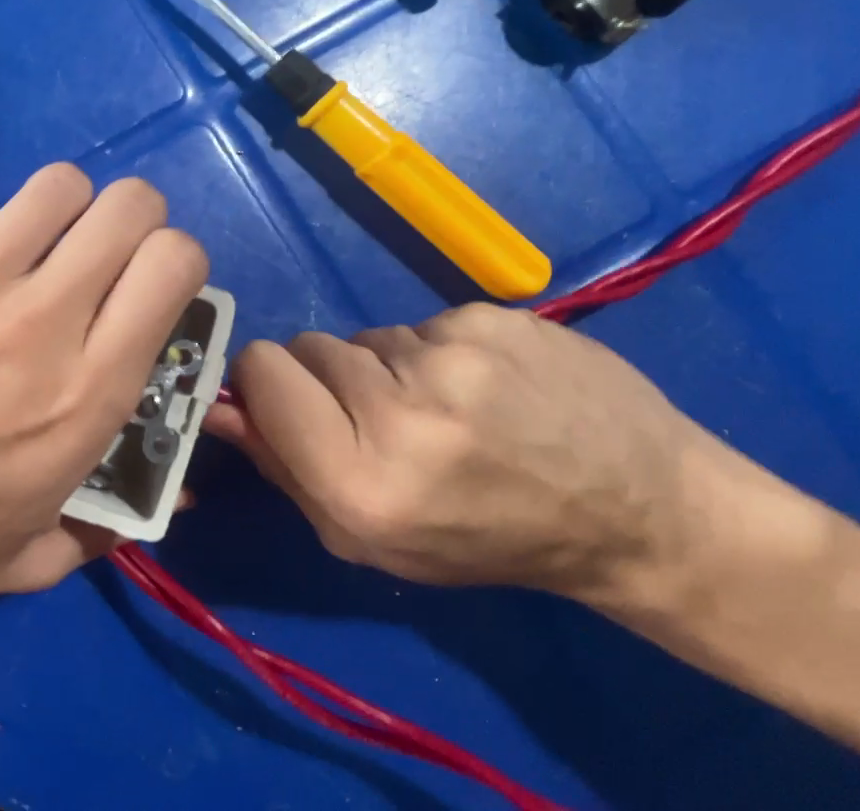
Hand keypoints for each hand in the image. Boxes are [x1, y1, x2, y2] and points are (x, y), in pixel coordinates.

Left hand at [0, 148, 207, 605]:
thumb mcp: (20, 562)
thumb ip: (101, 531)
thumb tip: (161, 496)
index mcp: (86, 395)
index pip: (175, 267)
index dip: (171, 264)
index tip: (142, 290)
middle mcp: (42, 320)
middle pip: (130, 207)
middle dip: (127, 223)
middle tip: (91, 258)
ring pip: (57, 183)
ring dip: (55, 207)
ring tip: (21, 243)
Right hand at [204, 303, 731, 601]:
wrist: (642, 513)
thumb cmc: (486, 539)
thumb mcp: (366, 536)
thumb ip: (282, 466)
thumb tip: (217, 403)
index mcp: (360, 480)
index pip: (261, 370)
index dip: (269, 387)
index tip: (297, 409)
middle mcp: (402, 412)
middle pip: (306, 346)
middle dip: (329, 380)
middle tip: (383, 419)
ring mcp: (455, 356)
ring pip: (366, 336)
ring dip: (386, 369)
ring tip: (448, 410)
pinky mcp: (497, 319)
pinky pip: (425, 325)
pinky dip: (441, 354)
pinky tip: (490, 390)